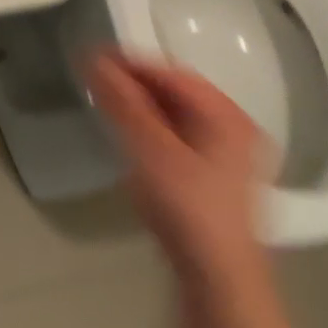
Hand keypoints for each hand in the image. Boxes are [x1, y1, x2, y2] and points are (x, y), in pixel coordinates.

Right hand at [87, 50, 271, 282]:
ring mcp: (228, 157)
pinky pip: (179, 135)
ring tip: (105, 103)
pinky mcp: (214, 178)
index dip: (133, 62)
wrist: (216, 270)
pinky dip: (151, 127)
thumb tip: (93, 61)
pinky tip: (129, 137)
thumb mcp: (150, 150)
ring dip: (142, 104)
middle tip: (93, 79)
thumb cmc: (186, 206)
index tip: (91, 56)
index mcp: (229, 119)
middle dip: (136, 82)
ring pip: (180, 115)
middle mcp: (236, 131)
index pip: (175, 74)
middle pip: (181, 93)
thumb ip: (123, 104)